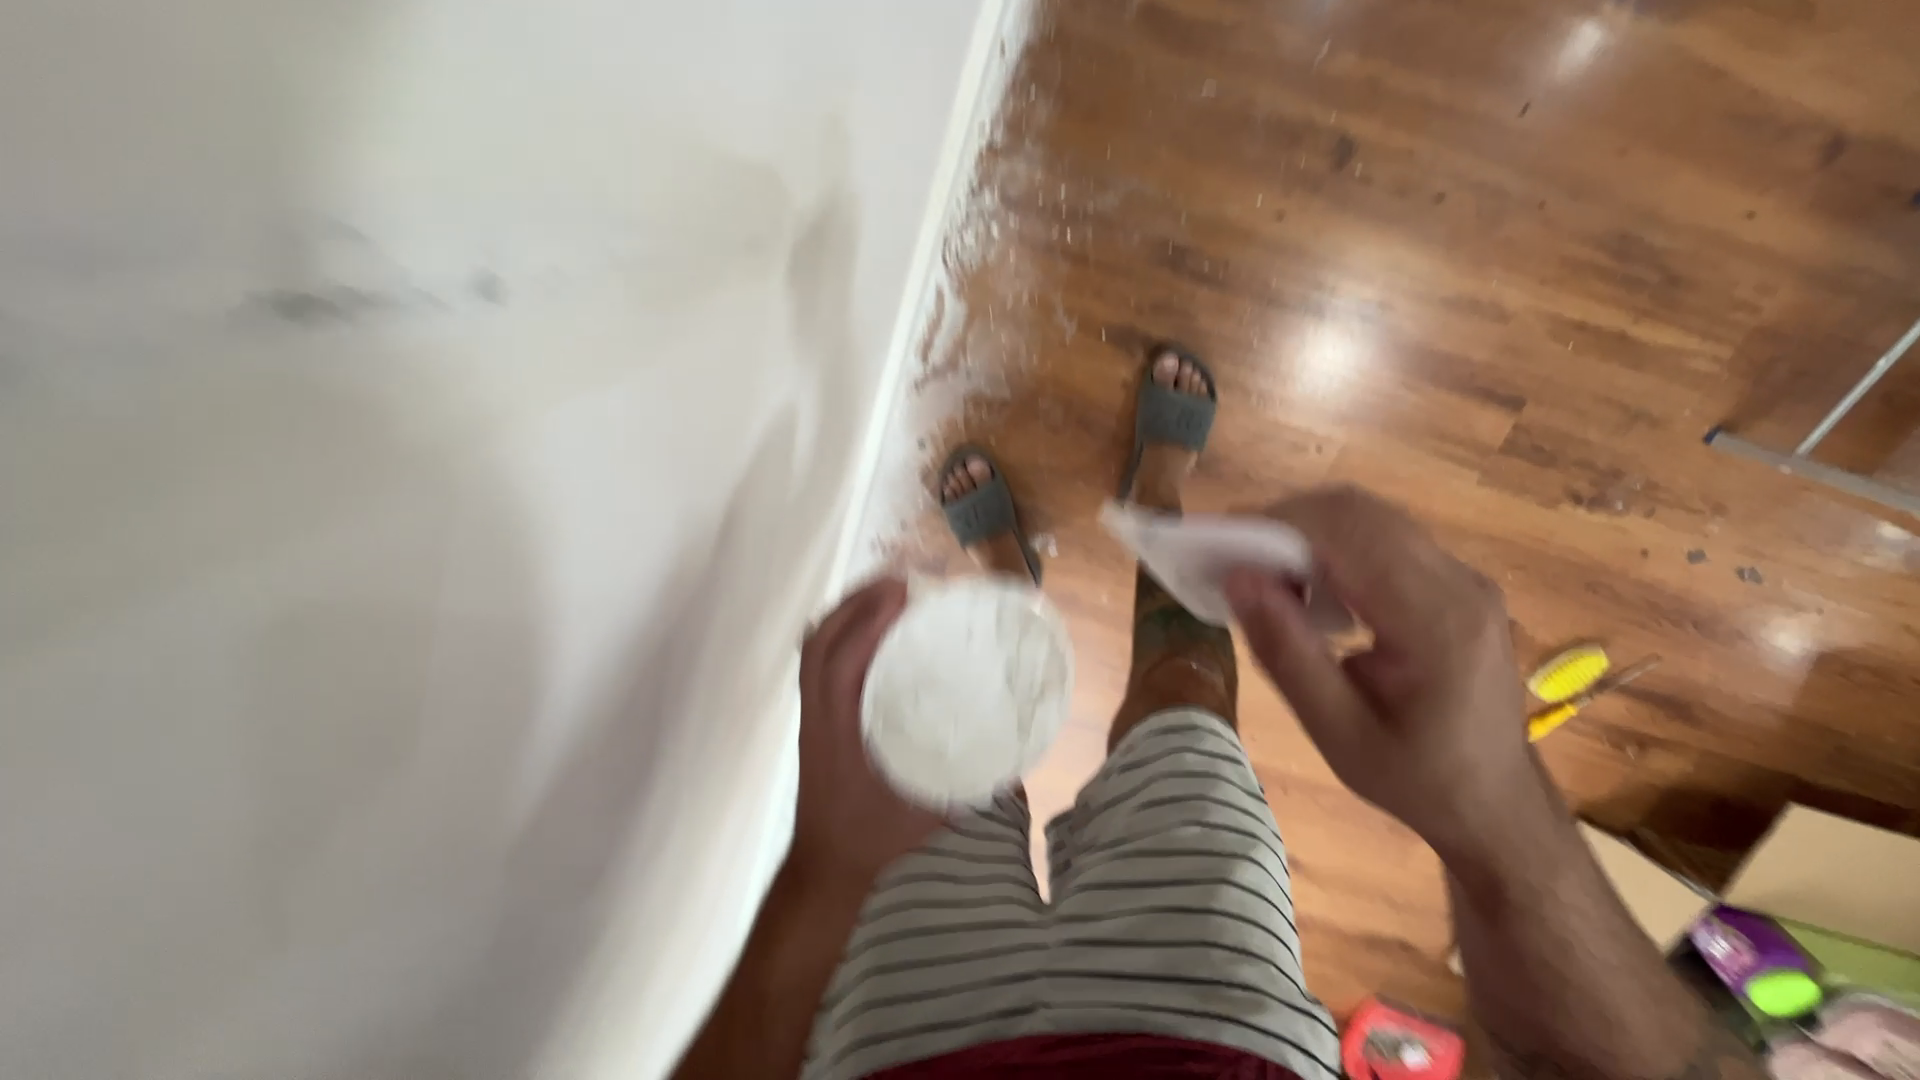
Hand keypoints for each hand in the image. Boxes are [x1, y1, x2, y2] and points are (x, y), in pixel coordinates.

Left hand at [789, 577, 944, 885]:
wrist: (826, 866)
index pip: (842, 665)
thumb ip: (966, 784)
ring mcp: (812, 714)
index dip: (868, 623)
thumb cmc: (874, 840)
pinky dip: (839, 631)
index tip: (902, 594)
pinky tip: (867, 628)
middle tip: (900, 581)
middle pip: (821, 642)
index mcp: (841, 733)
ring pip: (814, 647)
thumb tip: (1013, 750)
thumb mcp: (926, 812)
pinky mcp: (814, 717)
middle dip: (856, 603)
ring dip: (846, 612)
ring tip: (884, 594)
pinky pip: (816, 660)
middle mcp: (820, 715)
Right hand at [1223, 486, 1553, 861]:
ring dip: (1306, 531)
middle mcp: (1458, 583)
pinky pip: (1382, 538)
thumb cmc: (1416, 779)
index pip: (1348, 533)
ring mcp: (1462, 578)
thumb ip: (1287, 654)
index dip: (1276, 525)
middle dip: (1284, 522)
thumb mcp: (1337, 733)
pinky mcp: (1454, 582)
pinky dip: (1330, 545)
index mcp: (1436, 621)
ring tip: (1263, 575)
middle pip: (1359, 512)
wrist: (1495, 802)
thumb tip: (1237, 578)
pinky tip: (1306, 588)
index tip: (1219, 547)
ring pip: (1369, 517)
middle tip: (1234, 561)